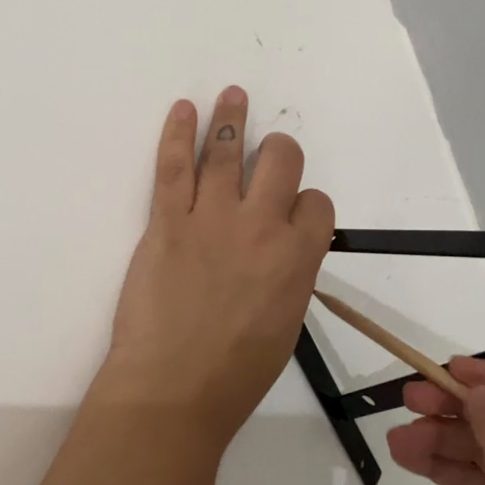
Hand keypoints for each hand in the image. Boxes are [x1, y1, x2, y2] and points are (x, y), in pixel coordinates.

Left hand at [94, 86, 335, 445]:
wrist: (173, 389)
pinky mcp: (167, 220)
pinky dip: (179, 132)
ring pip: (228, 151)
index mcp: (298, 258)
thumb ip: (289, 278)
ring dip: (233, 119)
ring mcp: (212, 218)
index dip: (307, 204)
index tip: (294, 212)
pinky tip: (185, 109)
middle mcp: (261, 227)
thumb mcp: (285, 325)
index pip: (316, 203)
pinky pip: (174, 165)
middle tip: (270, 153)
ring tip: (233, 95)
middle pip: (282, 161)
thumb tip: (281, 256)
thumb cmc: (234, 374)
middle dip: (281, 151)